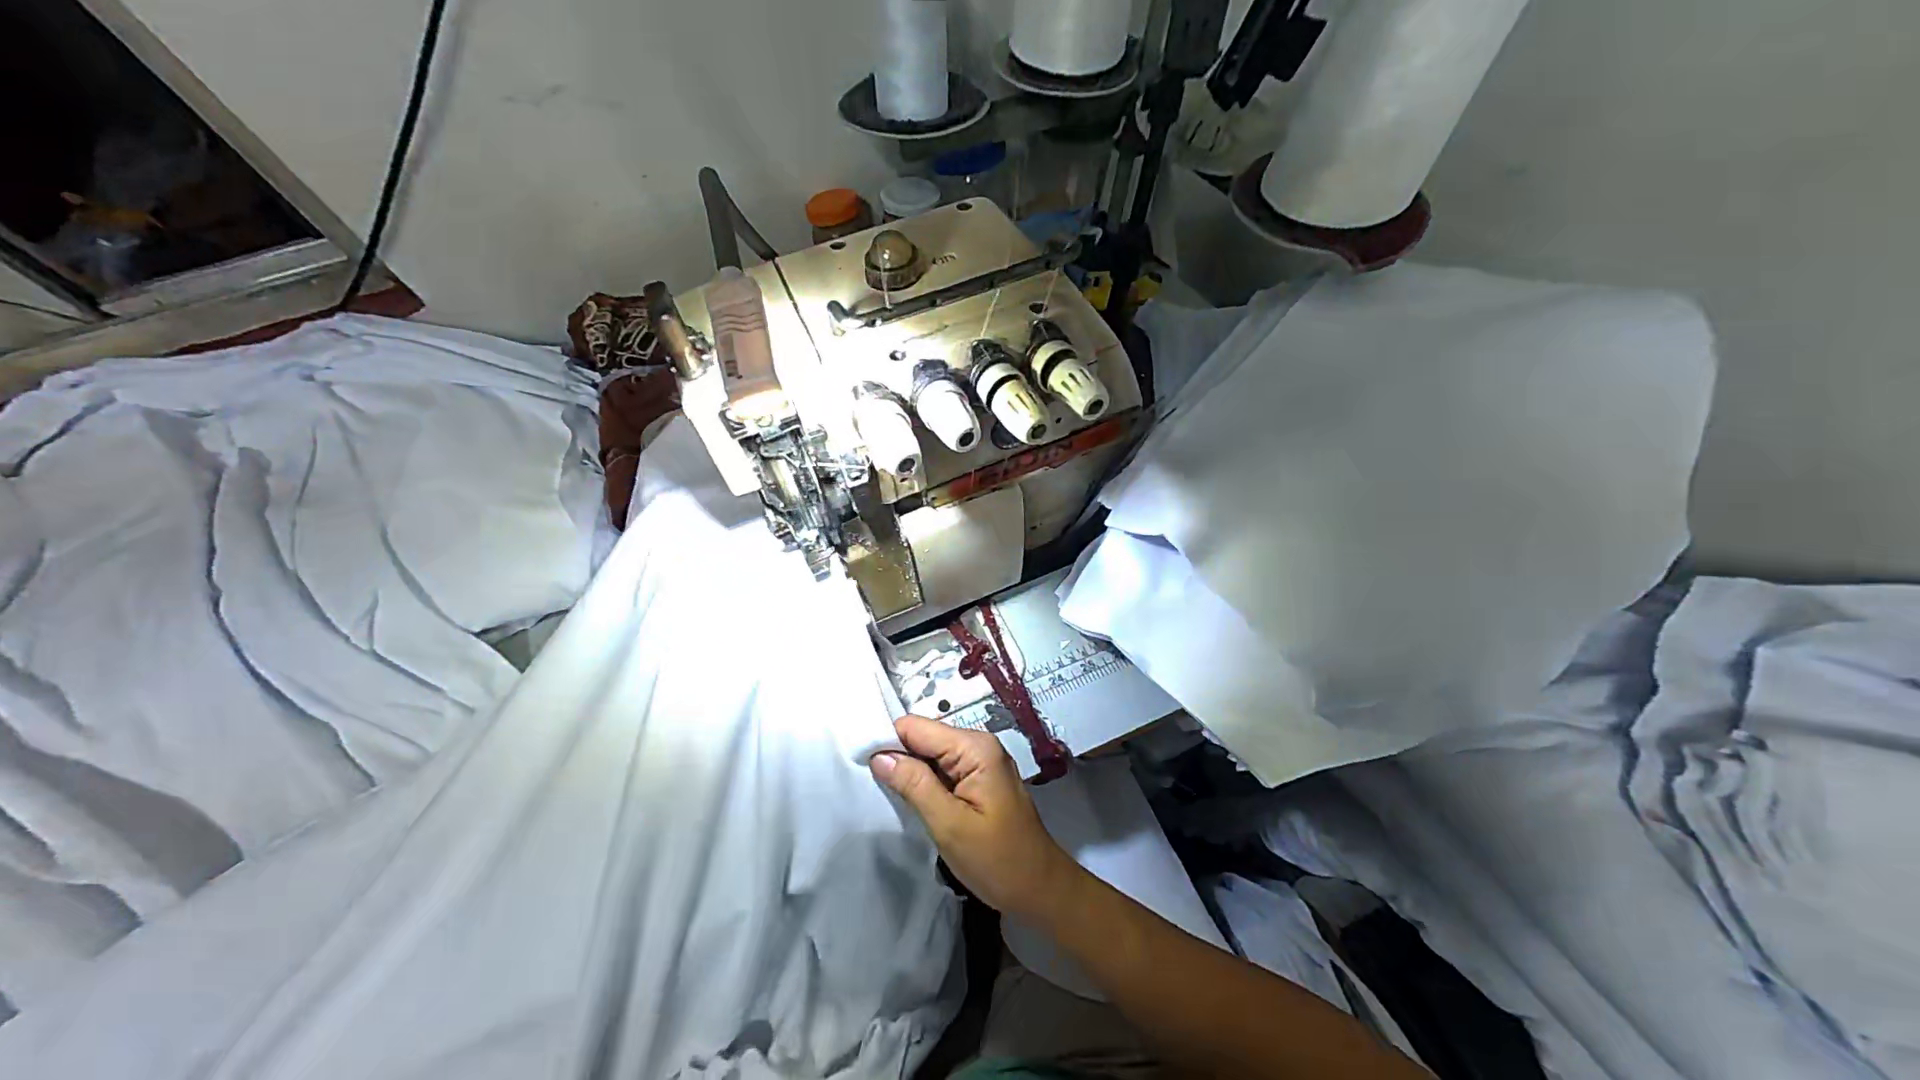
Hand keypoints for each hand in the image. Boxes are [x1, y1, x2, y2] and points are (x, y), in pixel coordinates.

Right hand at [870, 714, 1082, 919]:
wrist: (1040, 890)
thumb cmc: (998, 860)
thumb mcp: (950, 825)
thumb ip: (914, 785)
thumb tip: (879, 756)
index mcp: (975, 748)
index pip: (917, 727)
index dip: (888, 742)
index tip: (862, 765)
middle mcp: (979, 746)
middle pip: (923, 738)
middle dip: (898, 758)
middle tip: (872, 787)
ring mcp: (980, 763)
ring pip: (930, 756)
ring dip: (910, 774)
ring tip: (889, 797)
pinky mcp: (978, 782)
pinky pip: (941, 772)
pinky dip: (924, 785)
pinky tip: (912, 804)